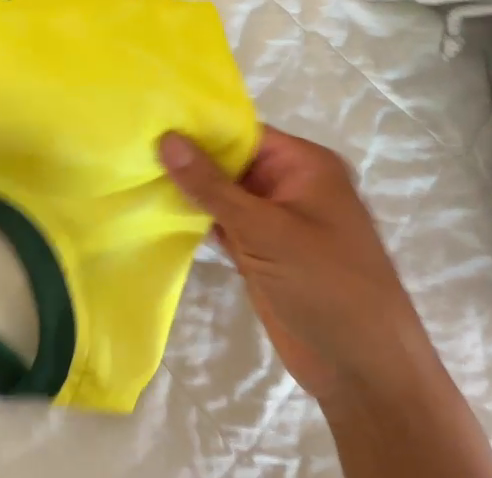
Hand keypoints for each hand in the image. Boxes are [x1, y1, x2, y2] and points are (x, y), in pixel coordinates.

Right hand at [157, 126, 431, 402]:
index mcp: (305, 166)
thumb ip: (211, 185)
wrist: (362, 370)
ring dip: (185, 188)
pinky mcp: (259, 249)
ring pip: (220, 191)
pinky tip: (152, 206)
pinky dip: (193, 216)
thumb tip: (166, 137)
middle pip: (228, 159)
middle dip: (185, 156)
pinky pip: (220, 220)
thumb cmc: (326, 286)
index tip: (146, 120)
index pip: (241, 132)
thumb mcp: (264, 230)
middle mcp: (290, 185)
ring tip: (131, 169)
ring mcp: (274, 219)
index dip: (196, 126)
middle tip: (129, 144)